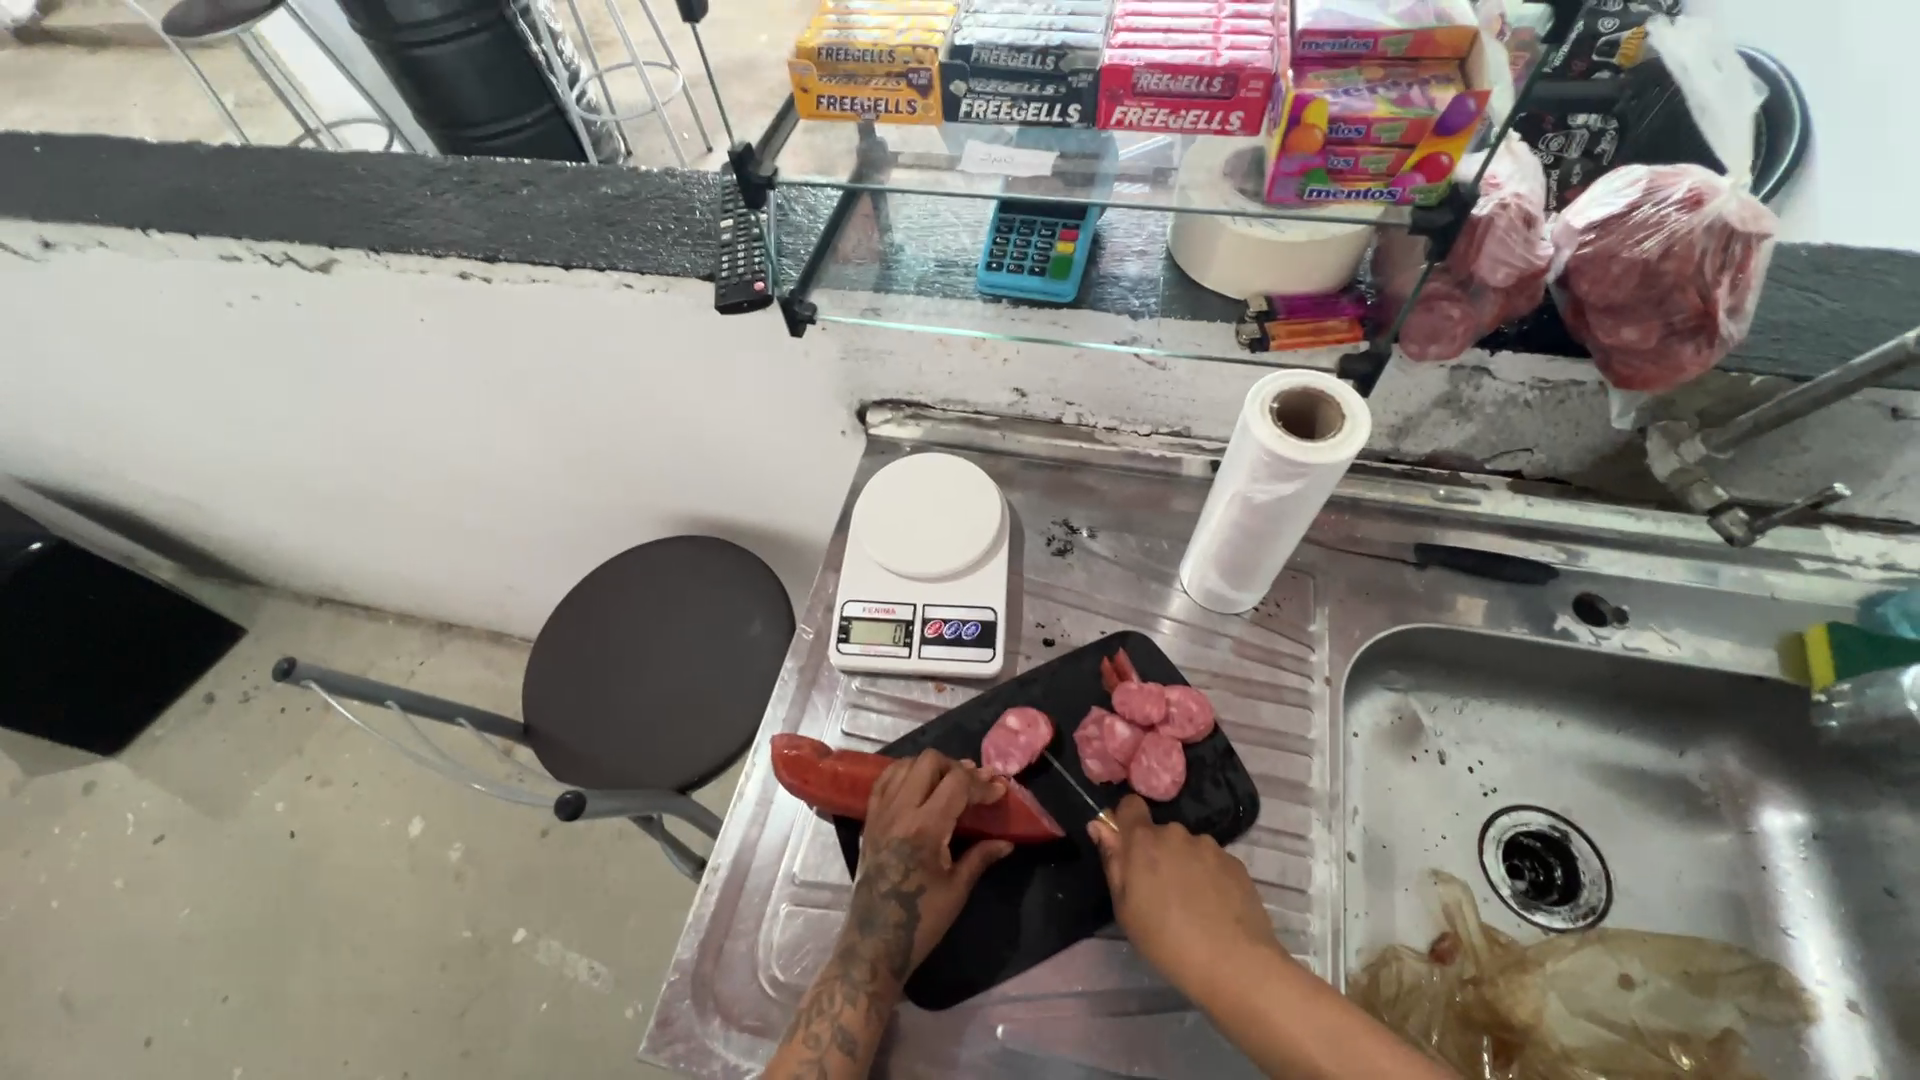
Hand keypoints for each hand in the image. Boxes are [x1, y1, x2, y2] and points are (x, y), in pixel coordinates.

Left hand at [848, 750, 1015, 977]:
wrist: (875, 942)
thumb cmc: (922, 920)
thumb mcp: (957, 889)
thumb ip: (981, 856)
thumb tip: (1006, 841)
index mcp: (925, 828)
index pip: (957, 783)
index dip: (982, 783)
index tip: (999, 791)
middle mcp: (899, 811)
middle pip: (929, 761)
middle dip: (957, 767)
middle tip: (974, 786)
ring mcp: (880, 813)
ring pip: (905, 764)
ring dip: (931, 768)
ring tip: (949, 784)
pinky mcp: (869, 820)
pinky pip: (885, 781)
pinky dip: (905, 774)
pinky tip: (920, 787)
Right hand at [1089, 795, 1281, 991]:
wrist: (1233, 963)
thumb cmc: (1166, 941)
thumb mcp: (1125, 909)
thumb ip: (1113, 862)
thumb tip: (1100, 827)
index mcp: (1144, 841)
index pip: (1130, 805)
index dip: (1126, 822)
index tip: (1128, 849)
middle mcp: (1177, 834)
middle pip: (1160, 833)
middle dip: (1158, 854)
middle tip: (1161, 893)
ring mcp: (1210, 847)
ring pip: (1188, 848)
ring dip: (1185, 866)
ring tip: (1193, 905)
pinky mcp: (1236, 863)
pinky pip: (1213, 862)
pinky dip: (1210, 878)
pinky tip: (1214, 909)